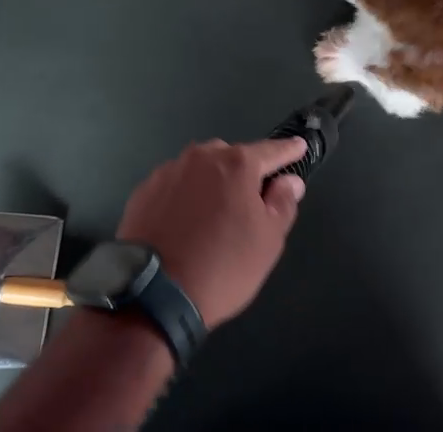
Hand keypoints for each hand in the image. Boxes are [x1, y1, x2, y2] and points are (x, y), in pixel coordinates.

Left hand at [115, 138, 307, 327]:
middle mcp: (201, 157)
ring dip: (211, 183)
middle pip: (231, 157)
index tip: (299, 146)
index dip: (287, 151)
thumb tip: (288, 181)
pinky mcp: (143, 191)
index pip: (271, 151)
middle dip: (243, 172)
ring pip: (200, 169)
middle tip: (249, 201)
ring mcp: (168, 171)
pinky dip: (184, 197)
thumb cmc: (222, 266)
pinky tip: (184, 223)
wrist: (152, 295)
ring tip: (213, 214)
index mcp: (237, 164)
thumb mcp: (268, 241)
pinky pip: (174, 186)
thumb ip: (283, 203)